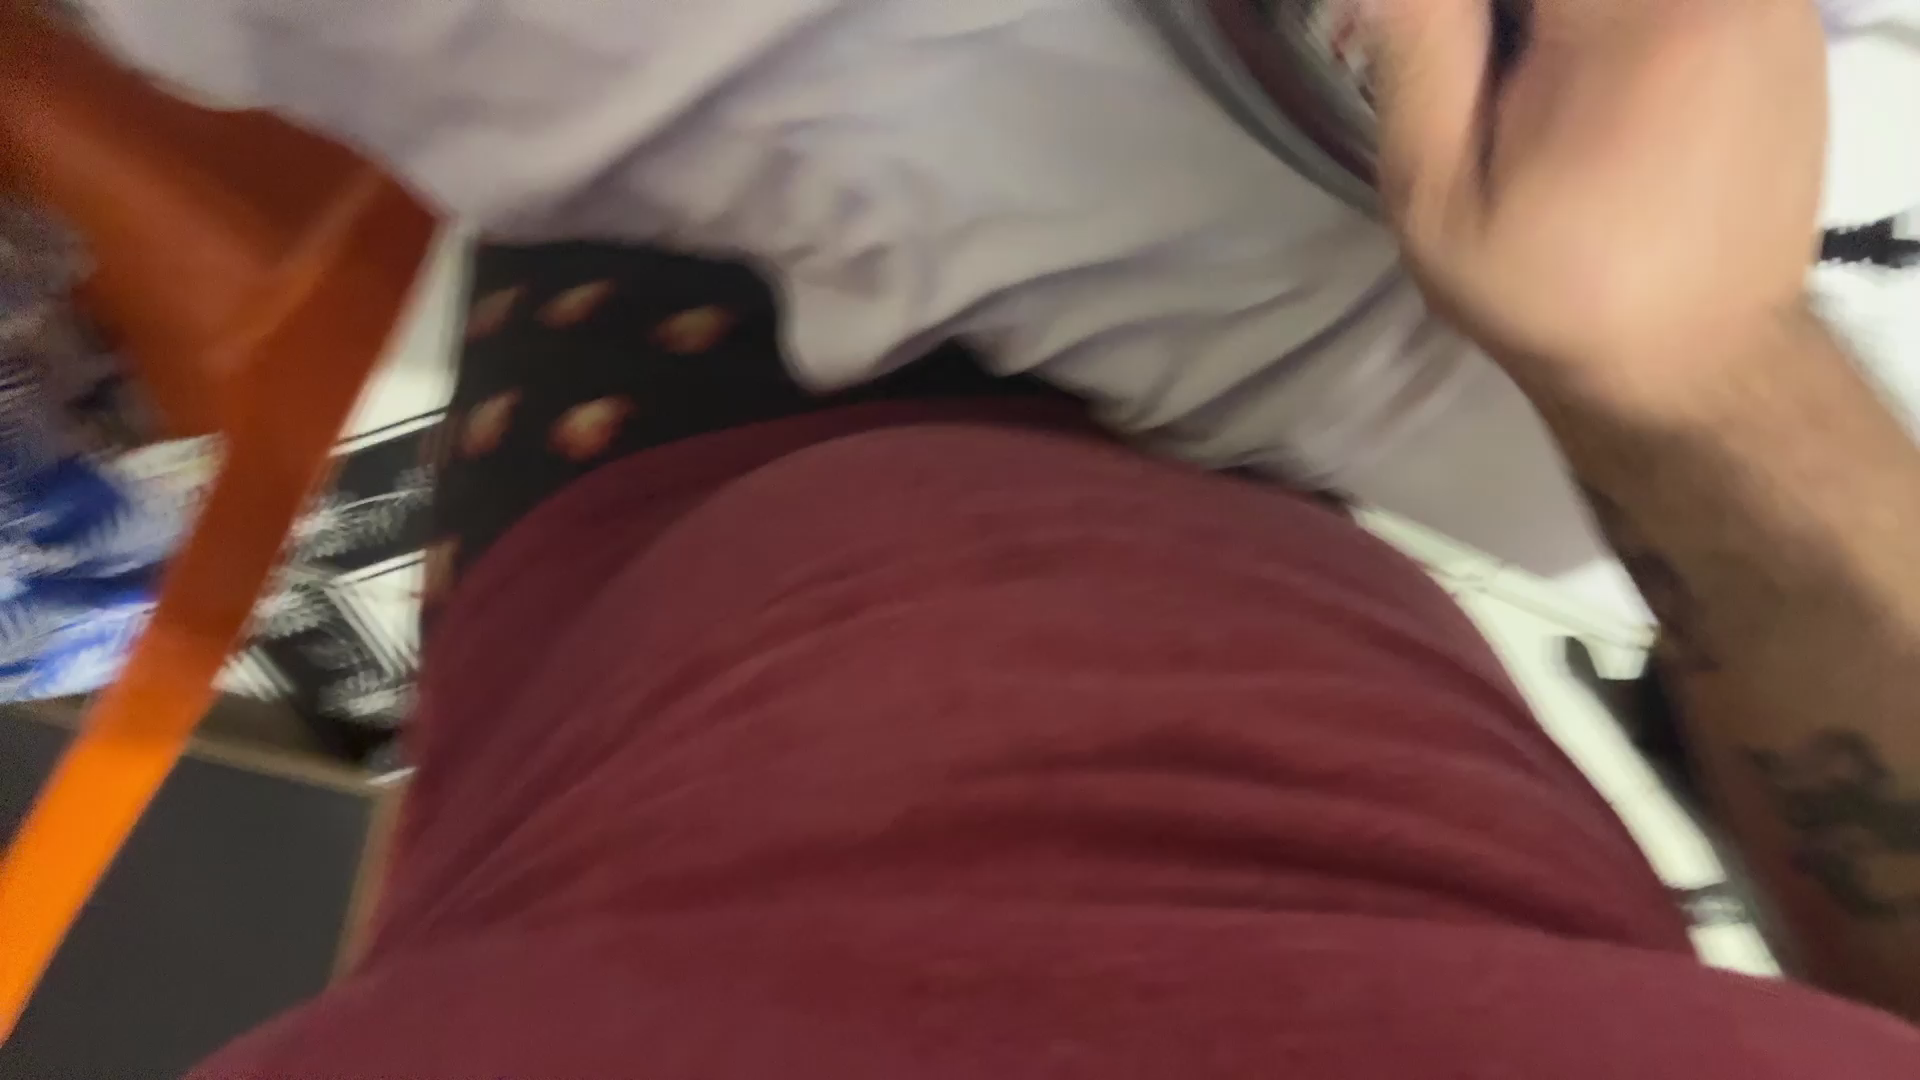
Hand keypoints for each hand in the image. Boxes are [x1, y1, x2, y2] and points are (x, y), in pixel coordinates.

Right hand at [1368, 0, 1827, 408]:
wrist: (1685, 357)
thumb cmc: (1540, 294)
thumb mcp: (1438, 201)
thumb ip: (1421, 66)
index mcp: (1633, 22)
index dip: (1462, 13)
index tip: (1432, 55)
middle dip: (1501, 26)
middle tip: (1472, 90)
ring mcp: (1776, 1)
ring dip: (1551, 34)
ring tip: (1526, 108)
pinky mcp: (1791, 28)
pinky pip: (1671, 6)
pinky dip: (1607, 39)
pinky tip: (1593, 108)